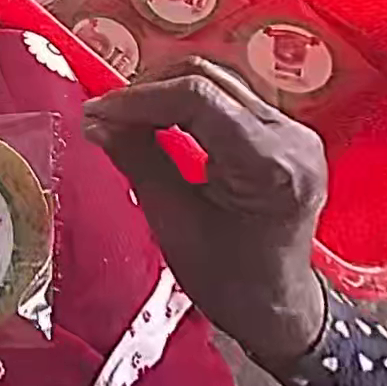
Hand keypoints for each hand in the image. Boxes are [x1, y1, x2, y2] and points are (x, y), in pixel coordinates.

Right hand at [82, 57, 328, 370]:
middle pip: (206, 78)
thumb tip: (96, 120)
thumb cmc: (230, 279)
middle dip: (146, 90)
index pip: (196, 98)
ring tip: (123, 116)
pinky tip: (152, 119)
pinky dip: (180, 102)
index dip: (138, 98)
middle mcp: (290, 137)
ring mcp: (290, 131)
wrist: (277, 307)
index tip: (98, 112)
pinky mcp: (280, 131)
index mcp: (270, 165)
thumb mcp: (174, 220)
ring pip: (213, 80)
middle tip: (105, 114)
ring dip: (161, 91)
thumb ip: (136, 158)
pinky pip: (223, 97)